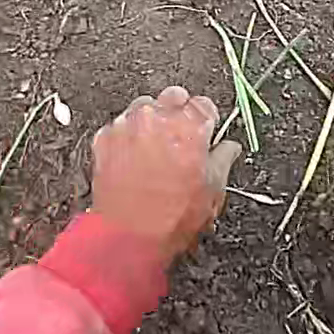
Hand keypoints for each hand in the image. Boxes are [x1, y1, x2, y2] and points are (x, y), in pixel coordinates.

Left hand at [91, 87, 241, 262]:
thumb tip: (229, 147)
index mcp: (190, 124)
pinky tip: (134, 158)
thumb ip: (223, 158)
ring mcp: (128, 125)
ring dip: (152, 120)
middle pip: (173, 96)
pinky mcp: (105, 139)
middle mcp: (158, 117)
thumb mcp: (213, 188)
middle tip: (181, 137)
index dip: (207, 120)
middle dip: (179, 111)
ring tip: (155, 147)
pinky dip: (128, 136)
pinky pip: (120, 126)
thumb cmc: (172, 216)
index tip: (205, 132)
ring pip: (144, 107)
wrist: (128, 238)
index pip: (204, 104)